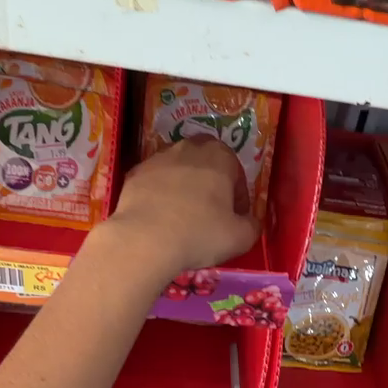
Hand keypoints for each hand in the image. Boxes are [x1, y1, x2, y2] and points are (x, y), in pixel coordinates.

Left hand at [98, 137, 260, 277]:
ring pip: (178, 169)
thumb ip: (252, 226)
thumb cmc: (201, 234)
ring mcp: (158, 158)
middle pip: (206, 162)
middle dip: (211, 182)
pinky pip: (155, 182)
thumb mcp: (241, 238)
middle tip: (210, 210)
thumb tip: (250, 222)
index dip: (239, 197)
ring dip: (184, 186)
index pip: (236, 172)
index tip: (236, 218)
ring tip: (183, 215)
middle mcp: (189, 148)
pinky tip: (160, 218)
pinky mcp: (134, 173)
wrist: (145, 239)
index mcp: (219, 156)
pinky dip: (160, 195)